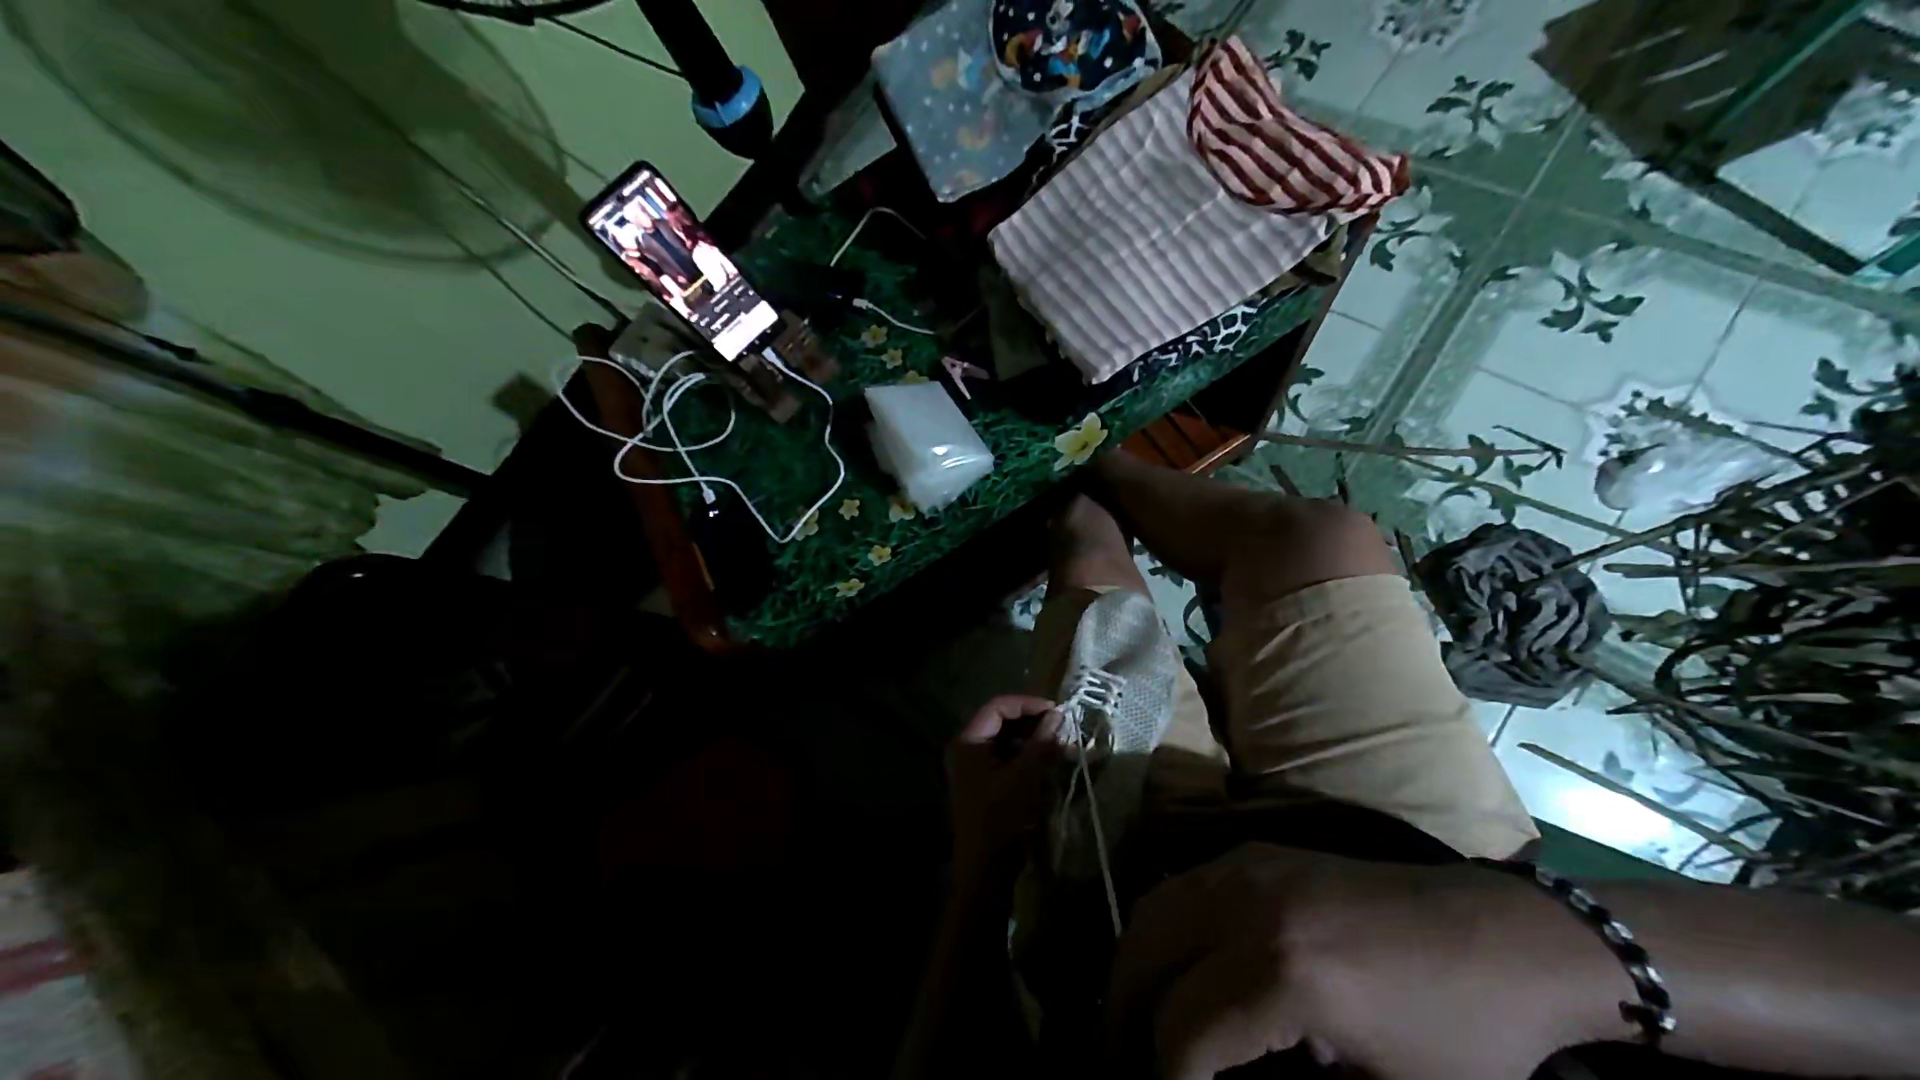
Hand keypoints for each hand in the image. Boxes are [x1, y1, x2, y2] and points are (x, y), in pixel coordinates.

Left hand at [946, 695, 1063, 873]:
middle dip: (1032, 721)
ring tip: (1061, 743)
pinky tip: (1050, 760)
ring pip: (1007, 740)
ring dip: (1033, 738)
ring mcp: (975, 766)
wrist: (985, 868)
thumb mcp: (1025, 778)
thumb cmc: (1000, 818)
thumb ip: (1042, 743)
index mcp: (968, 742)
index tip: (1057, 711)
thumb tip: (1059, 716)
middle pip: (1001, 721)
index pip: (998, 707)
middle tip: (1062, 726)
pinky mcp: (985, 782)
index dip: (1028, 704)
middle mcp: (967, 748)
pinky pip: (1007, 757)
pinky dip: (1028, 755)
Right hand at [1108, 844, 1632, 1079]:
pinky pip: (1180, 888)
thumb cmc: (1464, 1037)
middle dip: (1126, 1015)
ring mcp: (1246, 866)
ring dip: (1137, 966)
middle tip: (1132, 1062)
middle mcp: (1247, 904)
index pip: (1184, 1031)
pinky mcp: (1254, 853)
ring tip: (1141, 1016)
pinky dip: (1162, 930)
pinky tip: (1178, 965)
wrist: (1506, 937)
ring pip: (1152, 910)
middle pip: (1146, 954)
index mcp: (1284, 973)